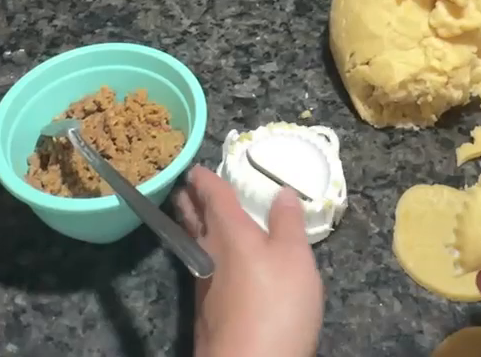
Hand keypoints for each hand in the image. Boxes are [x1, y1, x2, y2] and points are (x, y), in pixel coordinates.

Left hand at [175, 165, 322, 356]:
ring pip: (194, 244)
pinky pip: (201, 268)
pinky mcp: (206, 312)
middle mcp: (209, 252)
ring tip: (196, 218)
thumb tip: (282, 191)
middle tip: (185, 187)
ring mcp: (203, 285)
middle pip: (194, 219)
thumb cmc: (274, 305)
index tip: (196, 168)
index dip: (205, 179)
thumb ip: (288, 223)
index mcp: (229, 231)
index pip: (213, 196)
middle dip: (189, 202)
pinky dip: (204, 254)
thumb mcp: (295, 257)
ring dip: (194, 227)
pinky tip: (215, 264)